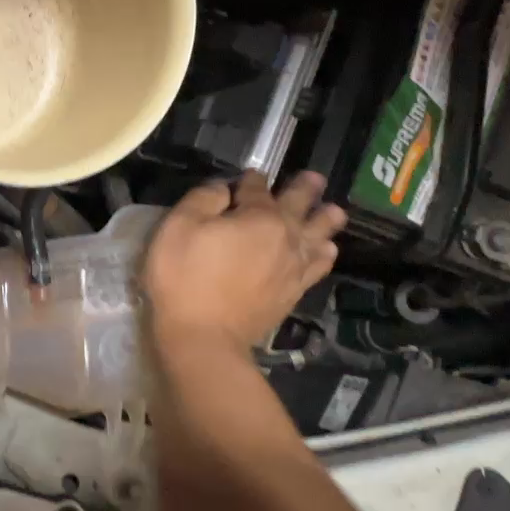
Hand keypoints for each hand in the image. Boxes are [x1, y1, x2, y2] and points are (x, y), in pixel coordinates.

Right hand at [144, 170, 346, 351]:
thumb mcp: (177, 228)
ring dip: (326, 219)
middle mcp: (286, 236)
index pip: (256, 188)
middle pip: (299, 205)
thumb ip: (202, 199)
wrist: (204, 335)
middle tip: (314, 178)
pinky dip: (326, 252)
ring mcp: (295, 265)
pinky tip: (326, 249)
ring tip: (332, 211)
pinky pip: (320, 265)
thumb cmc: (183, 277)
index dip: (250, 179)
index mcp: (258, 216)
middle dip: (305, 189)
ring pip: (320, 234)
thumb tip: (222, 188)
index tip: (247, 175)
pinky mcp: (295, 290)